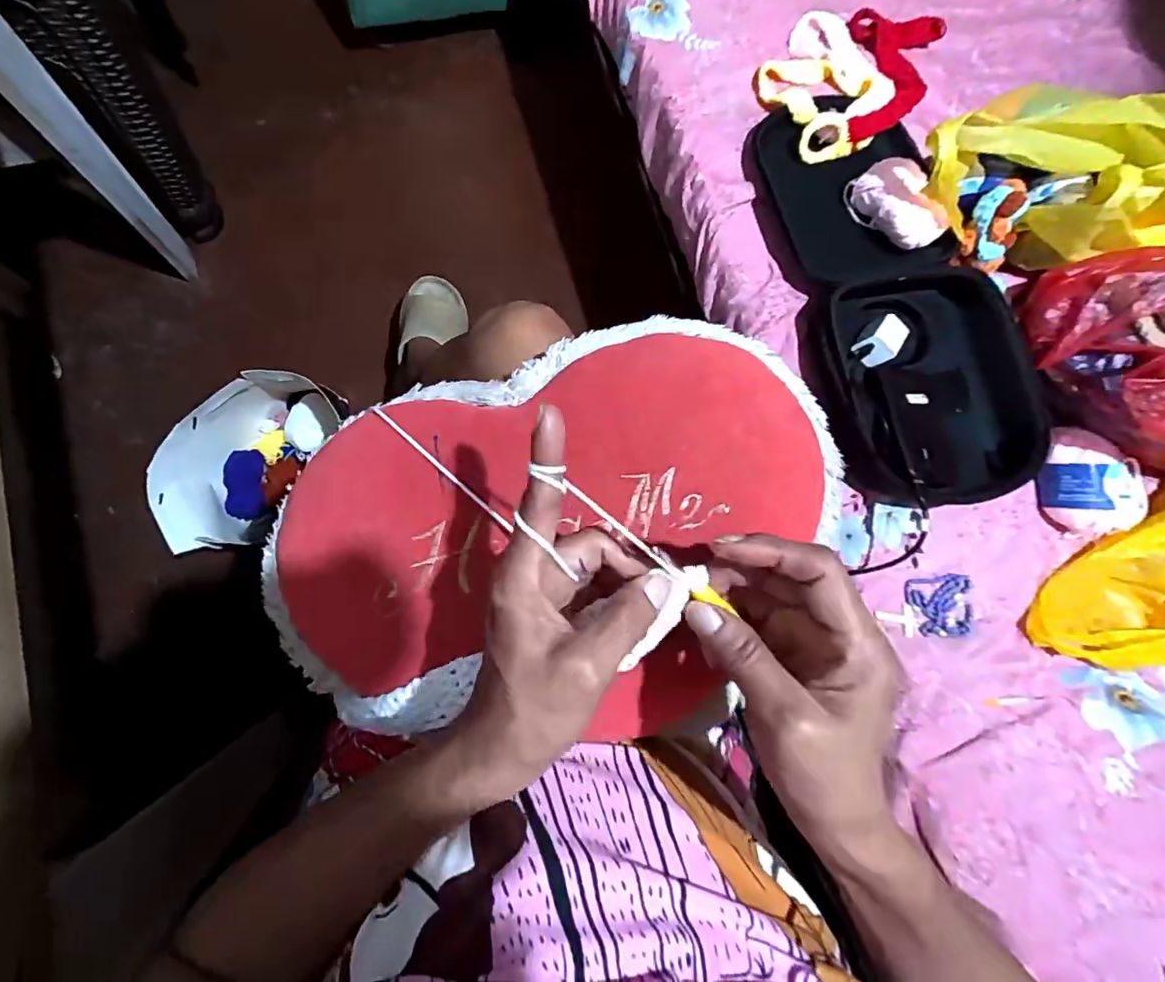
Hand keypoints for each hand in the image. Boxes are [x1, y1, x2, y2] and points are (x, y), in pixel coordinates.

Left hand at [441, 405, 669, 806]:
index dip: (547, 460)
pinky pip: (591, 591)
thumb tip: (661, 581)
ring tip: (655, 616)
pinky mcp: (552, 613)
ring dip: (625, 586)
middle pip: (587, 545)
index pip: (540, 506)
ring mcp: (541, 594)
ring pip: (594, 569)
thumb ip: (627, 618)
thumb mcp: (587, 666)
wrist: (501, 749)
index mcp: (524, 577)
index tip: (548, 414)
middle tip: (664, 596)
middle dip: (627, 564)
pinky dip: (617, 602)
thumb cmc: (534, 709)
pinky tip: (639, 625)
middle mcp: (530, 575)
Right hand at [686, 534, 902, 840]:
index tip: (720, 548)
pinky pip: (758, 622)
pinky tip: (705, 627)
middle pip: (792, 579)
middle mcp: (839, 633)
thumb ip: (743, 656)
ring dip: (730, 590)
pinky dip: (729, 618)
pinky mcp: (792, 657)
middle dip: (741, 570)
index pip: (820, 572)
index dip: (772, 550)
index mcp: (858, 642)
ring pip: (771, 596)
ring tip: (692, 596)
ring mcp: (814, 644)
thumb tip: (695, 607)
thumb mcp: (783, 715)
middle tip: (692, 575)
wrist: (839, 827)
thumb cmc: (824, 776)